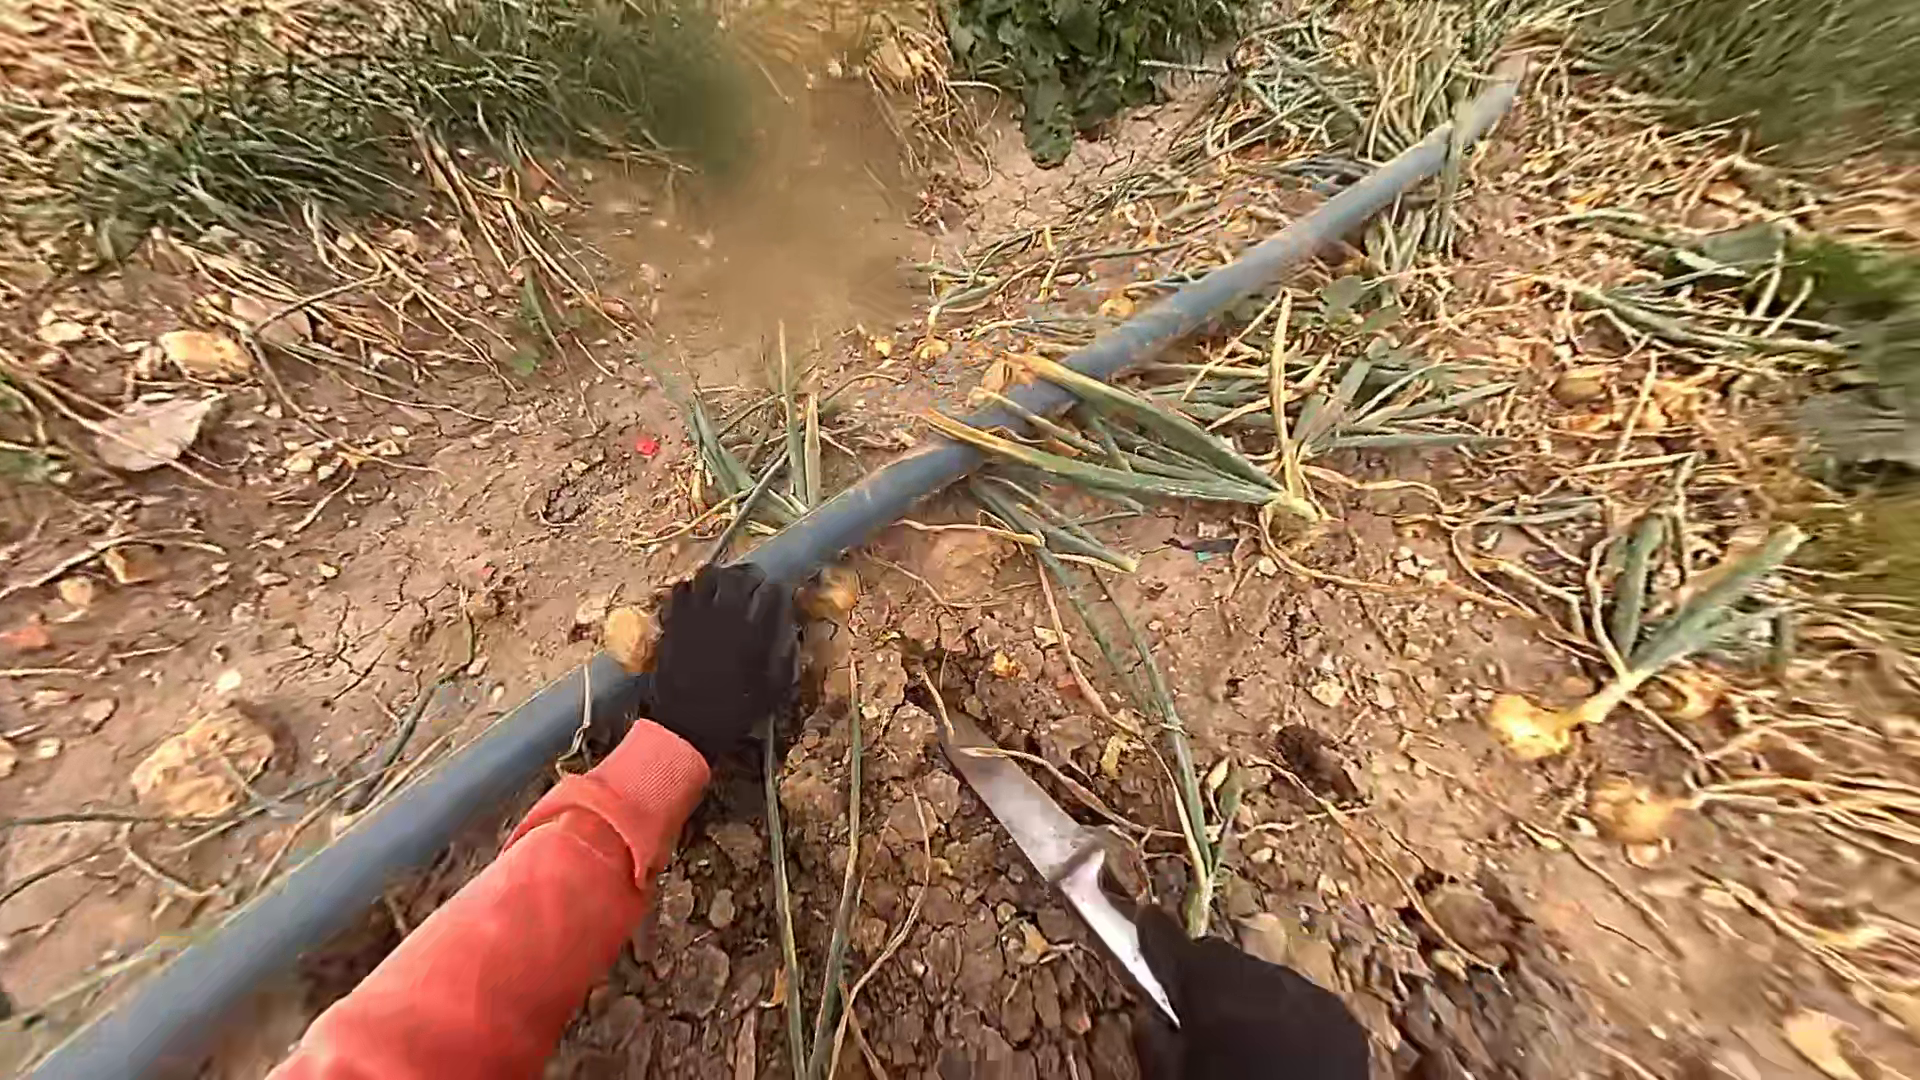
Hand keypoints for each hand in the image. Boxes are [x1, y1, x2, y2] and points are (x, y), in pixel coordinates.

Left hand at [649, 563, 797, 762]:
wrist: (685, 726)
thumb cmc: (734, 711)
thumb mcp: (773, 691)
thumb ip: (786, 658)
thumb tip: (791, 635)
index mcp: (754, 632)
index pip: (773, 593)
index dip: (779, 590)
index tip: (781, 594)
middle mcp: (726, 617)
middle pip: (740, 575)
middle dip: (751, 575)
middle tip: (755, 582)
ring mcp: (696, 616)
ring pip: (708, 574)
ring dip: (721, 576)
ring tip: (725, 585)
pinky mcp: (674, 622)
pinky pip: (680, 590)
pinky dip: (691, 588)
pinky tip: (697, 598)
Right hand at [1134, 908, 1369, 1079]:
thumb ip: (1151, 1036)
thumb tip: (1151, 1010)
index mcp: (1207, 988)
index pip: (1166, 936)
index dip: (1151, 930)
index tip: (1144, 921)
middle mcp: (1253, 975)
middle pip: (1214, 956)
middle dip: (1203, 977)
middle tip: (1199, 1018)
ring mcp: (1301, 992)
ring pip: (1255, 975)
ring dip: (1245, 996)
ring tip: (1247, 1044)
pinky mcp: (1340, 1018)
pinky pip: (1296, 999)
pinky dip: (1285, 1017)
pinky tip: (1285, 1054)